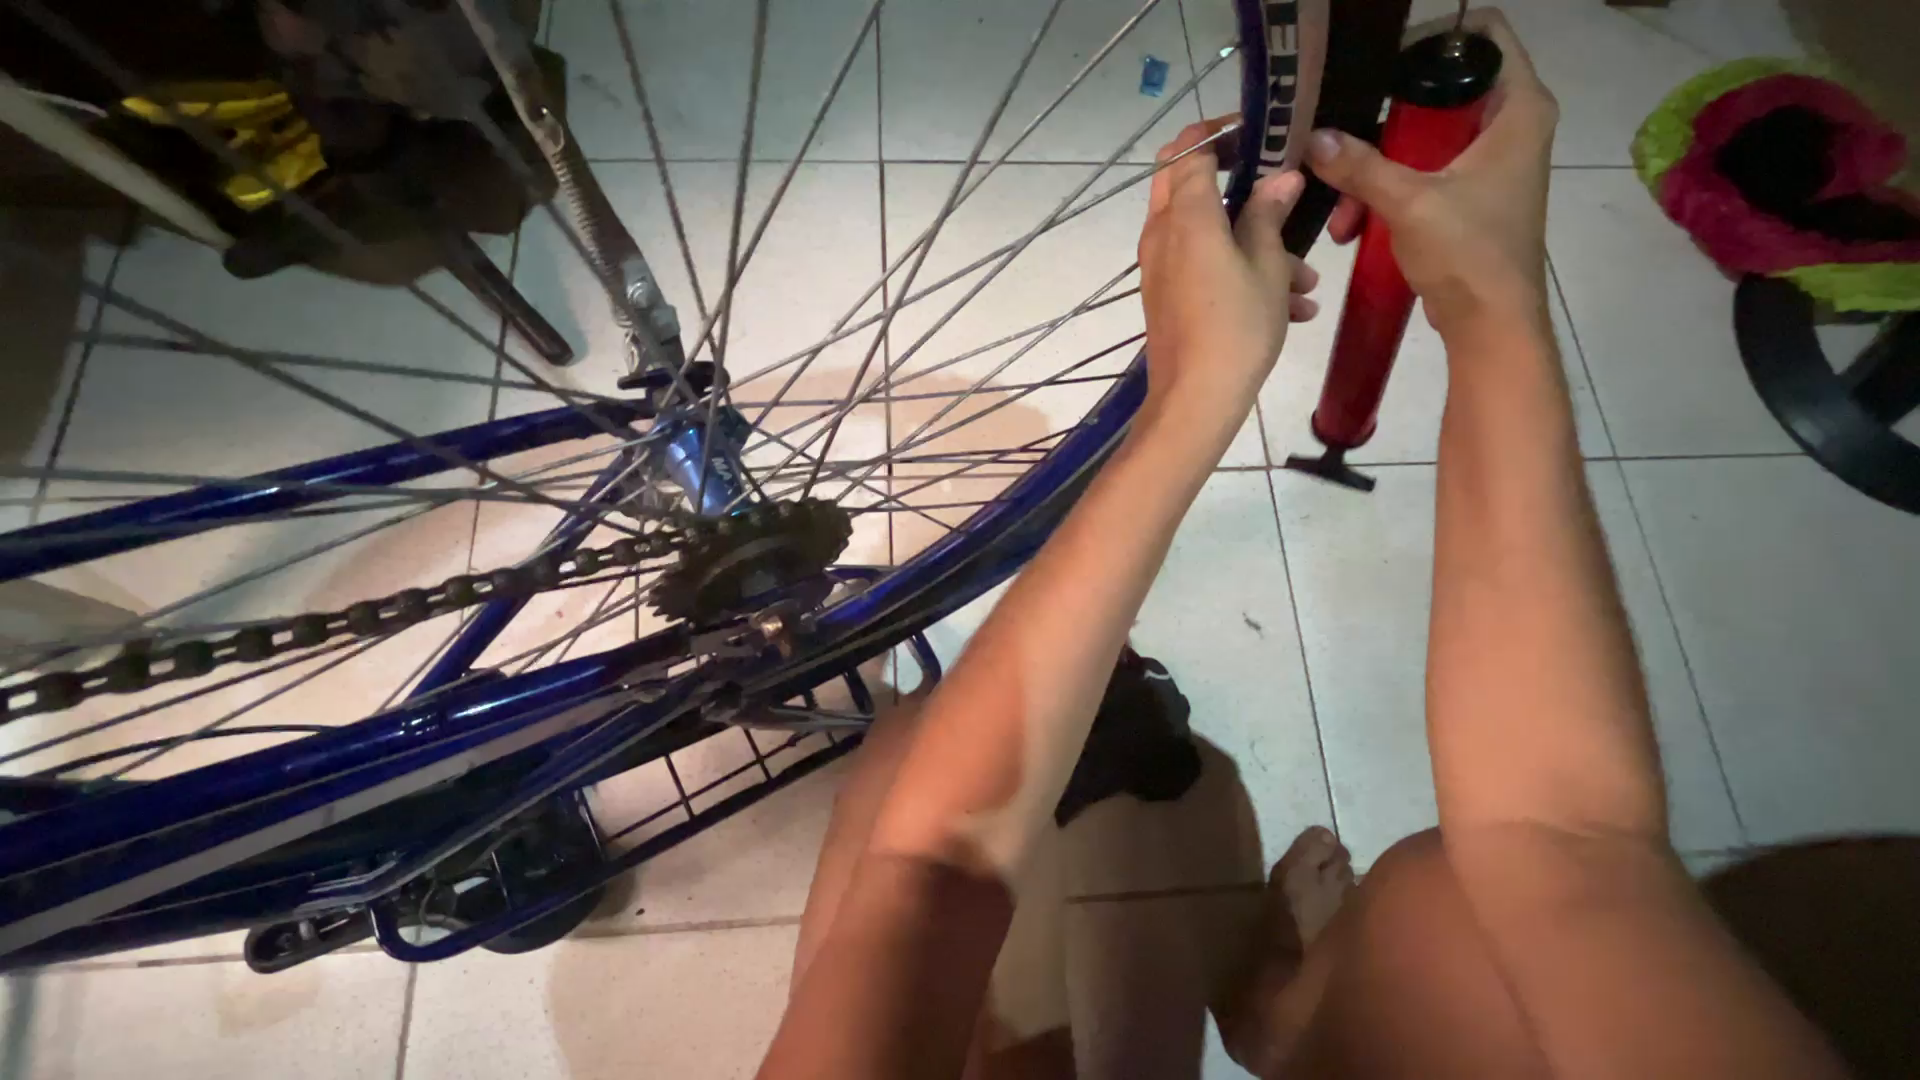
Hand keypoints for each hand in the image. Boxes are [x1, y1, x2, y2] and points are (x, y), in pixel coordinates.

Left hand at [1137, 117, 1318, 423]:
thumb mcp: (1266, 266)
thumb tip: (1280, 179)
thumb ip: (1268, 215)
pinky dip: (1238, 273)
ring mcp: (1160, 268)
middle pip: (1188, 184)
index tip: (1260, 134)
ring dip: (1254, 243)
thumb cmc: (1236, 328)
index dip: (1222, 133)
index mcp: (1184, 215)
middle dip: (1235, 182)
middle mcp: (1162, 235)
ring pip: (1205, 232)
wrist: (1195, 399)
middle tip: (1277, 187)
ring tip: (1305, 280)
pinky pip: (1201, 268)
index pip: (1189, 149)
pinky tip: (1292, 308)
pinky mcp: (1166, 297)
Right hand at [1308, 8, 1557, 339]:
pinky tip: (1354, 226)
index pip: (1482, 36)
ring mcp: (1488, 163)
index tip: (1376, 66)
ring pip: (1420, 141)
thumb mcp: (1409, 203)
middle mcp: (1509, 125)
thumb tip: (1313, 138)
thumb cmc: (1468, 252)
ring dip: (1373, 172)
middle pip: (1438, 93)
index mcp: (1517, 108)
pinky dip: (1384, 194)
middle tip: (1343, 146)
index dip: (1430, 41)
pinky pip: (1418, 176)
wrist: (1489, 320)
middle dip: (1382, 124)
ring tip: (1343, 212)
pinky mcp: (1467, 196)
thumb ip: (1361, 167)